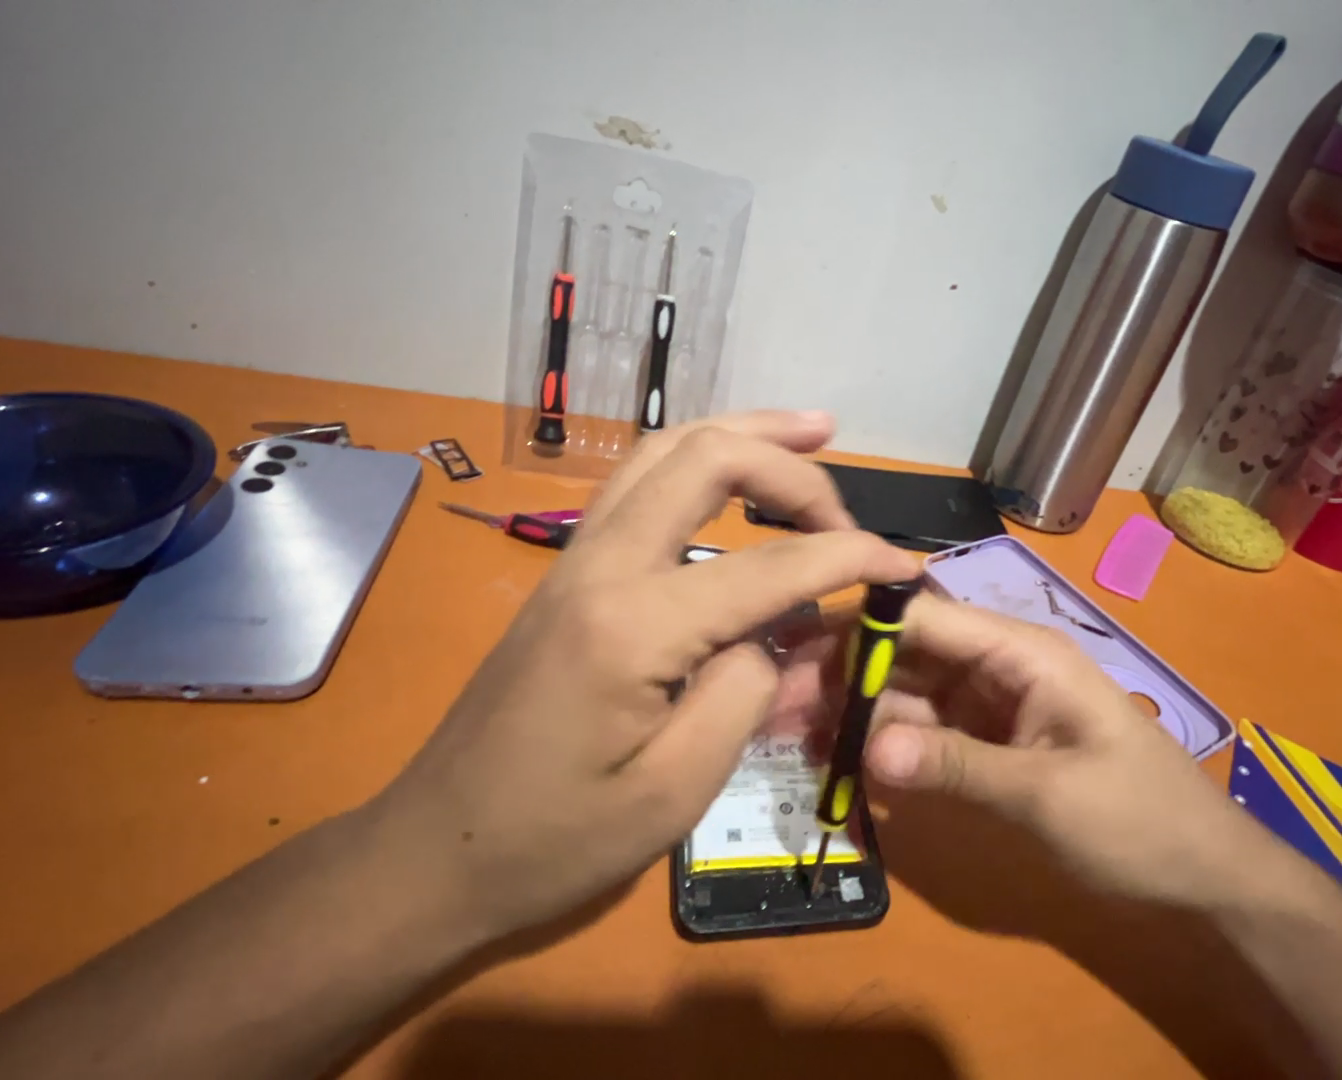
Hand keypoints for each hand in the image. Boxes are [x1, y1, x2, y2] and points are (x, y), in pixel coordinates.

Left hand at [373, 411, 916, 938]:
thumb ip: (744, 694)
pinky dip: (702, 461)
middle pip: (705, 457)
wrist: (435, 850)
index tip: (906, 569)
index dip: (851, 558)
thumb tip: (771, 635)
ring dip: (742, 433)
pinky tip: (737, 480)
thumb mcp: (675, 792)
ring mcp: (576, 560)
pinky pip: (641, 483)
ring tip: (810, 434)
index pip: (772, 566)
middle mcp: (601, 564)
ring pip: (663, 451)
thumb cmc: (555, 839)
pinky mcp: (569, 573)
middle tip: (850, 503)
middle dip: (791, 466)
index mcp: (633, 624)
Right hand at [773, 594, 1262, 908]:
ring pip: (905, 694)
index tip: (791, 653)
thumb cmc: (1138, 819)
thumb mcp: (1047, 793)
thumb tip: (868, 749)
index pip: (924, 620)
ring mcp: (988, 707)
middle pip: (906, 655)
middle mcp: (997, 666)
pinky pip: (921, 733)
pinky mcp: (984, 745)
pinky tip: (835, 758)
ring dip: (852, 712)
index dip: (858, 631)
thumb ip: (955, 765)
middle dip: (841, 674)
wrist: (1202, 877)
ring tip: (787, 732)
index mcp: (1020, 652)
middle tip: (772, 703)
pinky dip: (881, 745)